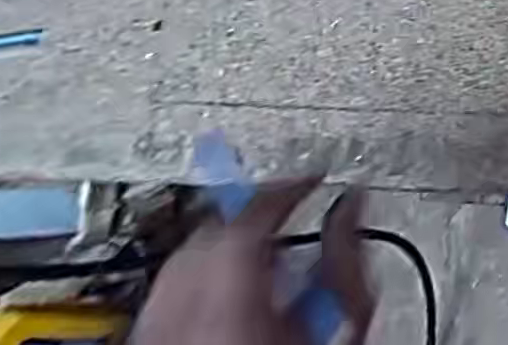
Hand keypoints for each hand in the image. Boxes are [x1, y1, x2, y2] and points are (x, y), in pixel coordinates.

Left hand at [135, 179, 374, 344]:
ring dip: (220, 244)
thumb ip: (346, 253)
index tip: (313, 178)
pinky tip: (234, 284)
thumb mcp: (347, 314)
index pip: (246, 221)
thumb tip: (351, 202)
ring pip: (174, 272)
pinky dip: (198, 279)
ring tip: (265, 240)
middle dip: (247, 213)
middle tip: (289, 201)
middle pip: (200, 243)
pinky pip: (162, 305)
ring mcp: (155, 344)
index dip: (283, 188)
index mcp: (232, 308)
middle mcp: (179, 326)